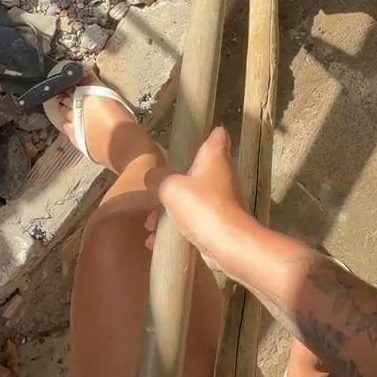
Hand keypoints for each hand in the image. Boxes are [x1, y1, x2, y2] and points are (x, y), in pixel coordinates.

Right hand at [144, 127, 256, 269]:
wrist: (227, 243)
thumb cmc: (202, 206)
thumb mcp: (170, 188)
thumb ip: (157, 178)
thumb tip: (152, 176)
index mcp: (214, 156)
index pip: (217, 134)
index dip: (206, 133)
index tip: (190, 139)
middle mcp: (221, 173)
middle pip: (196, 168)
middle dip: (173, 181)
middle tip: (155, 191)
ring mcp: (221, 197)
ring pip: (191, 195)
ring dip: (169, 207)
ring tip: (150, 223)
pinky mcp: (218, 219)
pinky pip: (193, 217)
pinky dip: (176, 225)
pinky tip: (155, 240)